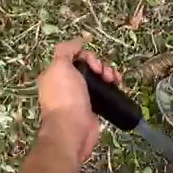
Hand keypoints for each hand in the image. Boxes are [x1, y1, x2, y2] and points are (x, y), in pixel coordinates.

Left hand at [35, 39, 119, 165]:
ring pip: (97, 77)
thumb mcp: (60, 66)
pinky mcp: (92, 106)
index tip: (92, 63)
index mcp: (55, 74)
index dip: (85, 55)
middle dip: (99, 65)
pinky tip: (117, 85)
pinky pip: (103, 90)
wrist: (73, 129)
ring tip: (113, 80)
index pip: (73, 55)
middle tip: (103, 73)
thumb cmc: (66, 97)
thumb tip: (78, 42)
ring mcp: (79, 96)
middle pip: (87, 65)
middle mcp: (66, 84)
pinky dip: (111, 86)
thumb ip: (66, 50)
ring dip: (108, 74)